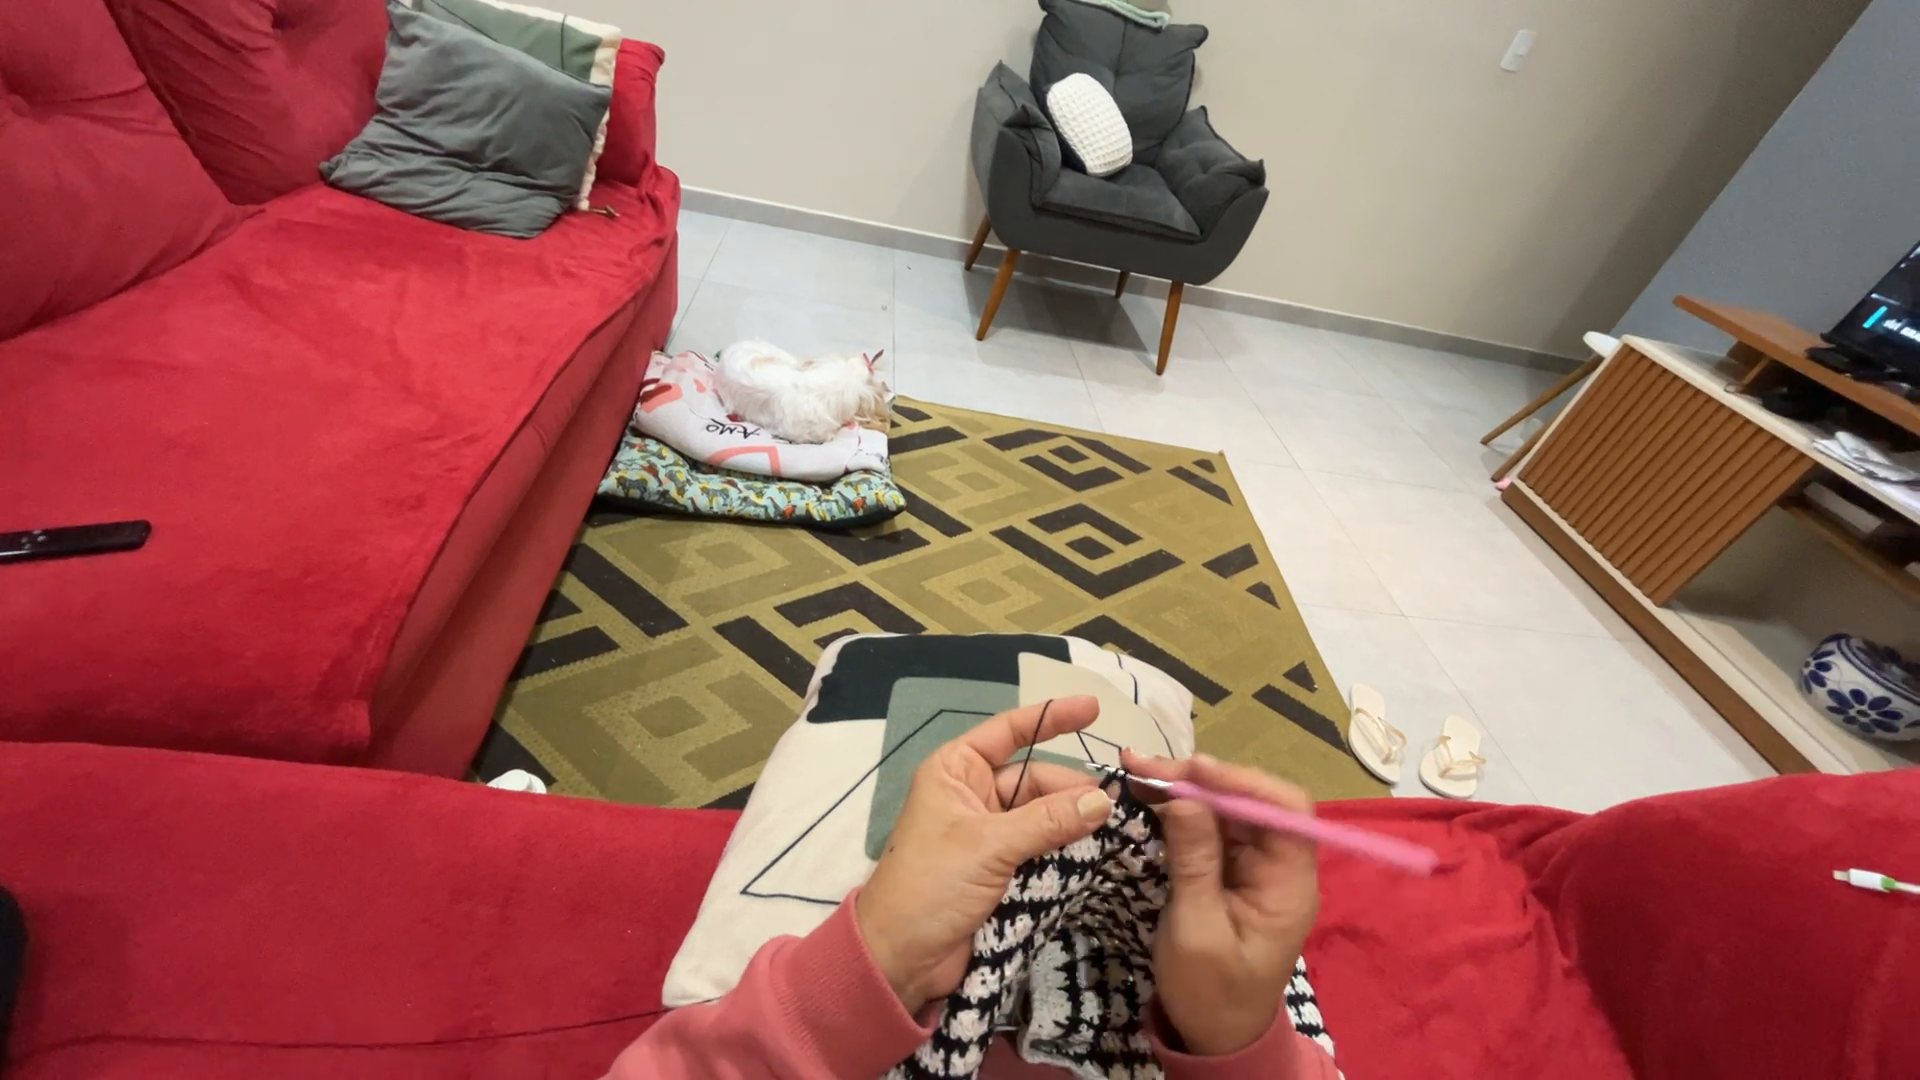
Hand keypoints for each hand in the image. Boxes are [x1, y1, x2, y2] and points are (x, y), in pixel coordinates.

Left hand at [856, 697, 1113, 1013]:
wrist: (900, 958)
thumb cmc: (932, 883)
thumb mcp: (990, 845)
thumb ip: (1048, 821)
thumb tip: (1104, 800)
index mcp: (956, 769)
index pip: (1009, 731)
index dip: (1051, 718)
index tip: (1093, 708)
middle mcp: (972, 791)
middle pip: (1032, 777)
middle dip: (1069, 786)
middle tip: (1113, 804)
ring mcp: (986, 829)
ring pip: (1040, 812)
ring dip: (1071, 818)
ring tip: (1111, 824)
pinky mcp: (998, 865)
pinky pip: (1039, 844)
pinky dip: (1064, 845)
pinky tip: (1094, 847)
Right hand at [1122, 750, 1319, 1056]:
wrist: (1212, 1035)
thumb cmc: (1210, 993)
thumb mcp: (1196, 930)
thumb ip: (1193, 861)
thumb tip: (1183, 797)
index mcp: (1288, 883)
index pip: (1285, 810)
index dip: (1242, 782)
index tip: (1192, 770)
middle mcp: (1276, 863)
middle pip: (1248, 798)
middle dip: (1198, 777)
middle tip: (1143, 767)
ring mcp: (1252, 861)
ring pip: (1222, 803)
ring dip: (1181, 783)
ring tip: (1134, 770)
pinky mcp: (1227, 863)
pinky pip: (1206, 820)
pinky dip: (1176, 802)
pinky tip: (1145, 790)